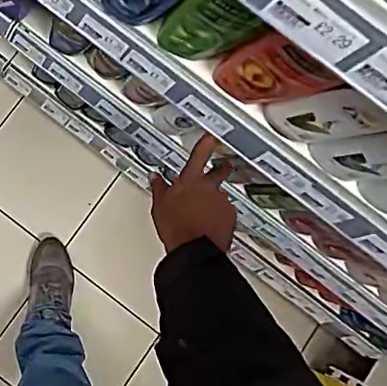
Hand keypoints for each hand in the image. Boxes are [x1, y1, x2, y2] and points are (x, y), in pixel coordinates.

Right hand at [150, 134, 236, 252]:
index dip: (206, 142)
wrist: (194, 250)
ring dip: (216, 197)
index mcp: (190, 180)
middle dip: (222, 166)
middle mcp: (209, 187)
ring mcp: (222, 201)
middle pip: (220, 170)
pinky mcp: (231, 216)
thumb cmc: (176, 228)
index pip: (199, 154)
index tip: (212, 135)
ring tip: (205, 209)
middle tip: (222, 166)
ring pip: (222, 193)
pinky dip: (221, 213)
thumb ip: (159, 187)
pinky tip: (211, 221)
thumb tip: (155, 178)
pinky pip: (227, 210)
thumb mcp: (159, 205)